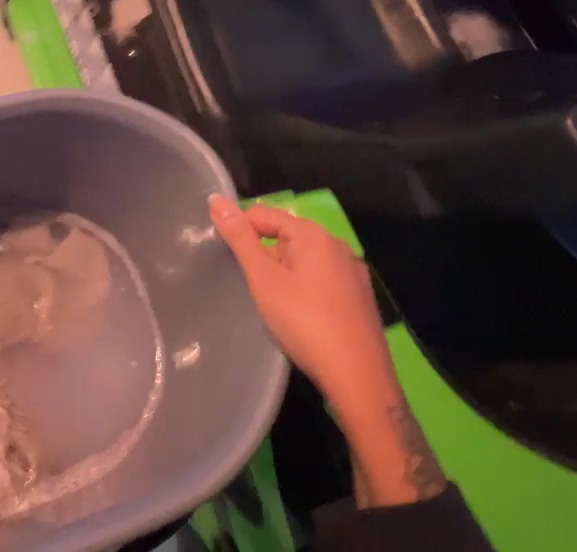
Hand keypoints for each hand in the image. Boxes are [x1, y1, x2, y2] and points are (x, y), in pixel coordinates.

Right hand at [209, 196, 443, 506]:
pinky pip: (321, 278)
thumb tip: (216, 200)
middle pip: (286, 234)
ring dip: (283, 271)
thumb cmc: (305, 322)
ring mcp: (352, 272)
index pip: (264, 214)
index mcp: (313, 234)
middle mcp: (337, 245)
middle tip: (250, 285)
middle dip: (264, 253)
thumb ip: (240, 239)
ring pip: (304, 258)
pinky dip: (304, 287)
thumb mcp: (264, 279)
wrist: (358, 377)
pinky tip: (299, 314)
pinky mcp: (359, 297)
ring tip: (271, 302)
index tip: (227, 258)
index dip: (240, 230)